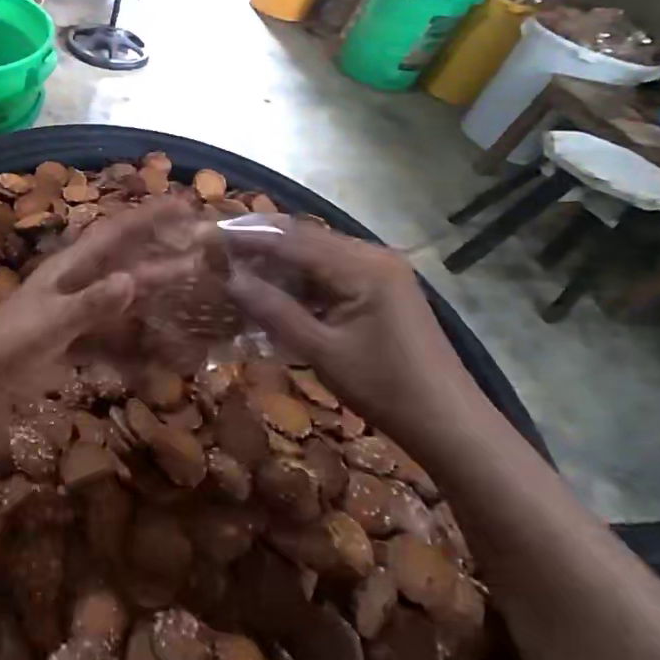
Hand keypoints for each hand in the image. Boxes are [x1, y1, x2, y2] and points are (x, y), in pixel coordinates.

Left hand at [0, 201, 199, 396]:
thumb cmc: (16, 340)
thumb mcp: (53, 320)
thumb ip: (91, 303)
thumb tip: (131, 280)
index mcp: (70, 266)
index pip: (115, 234)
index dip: (148, 218)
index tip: (182, 205)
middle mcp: (79, 281)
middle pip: (126, 260)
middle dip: (161, 249)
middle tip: (200, 239)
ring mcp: (80, 309)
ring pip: (124, 293)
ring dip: (154, 286)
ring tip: (191, 278)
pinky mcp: (79, 336)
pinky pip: (116, 328)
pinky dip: (136, 332)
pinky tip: (161, 338)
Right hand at [221, 218, 493, 443]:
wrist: (449, 423)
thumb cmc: (384, 387)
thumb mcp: (320, 350)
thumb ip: (273, 310)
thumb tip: (230, 279)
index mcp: (362, 265)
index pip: (293, 240)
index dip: (248, 237)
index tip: (210, 237)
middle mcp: (373, 254)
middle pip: (305, 238)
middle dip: (260, 242)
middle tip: (217, 249)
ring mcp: (381, 269)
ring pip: (317, 252)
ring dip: (278, 258)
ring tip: (236, 265)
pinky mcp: (382, 286)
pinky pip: (331, 269)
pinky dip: (300, 275)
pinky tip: (274, 286)